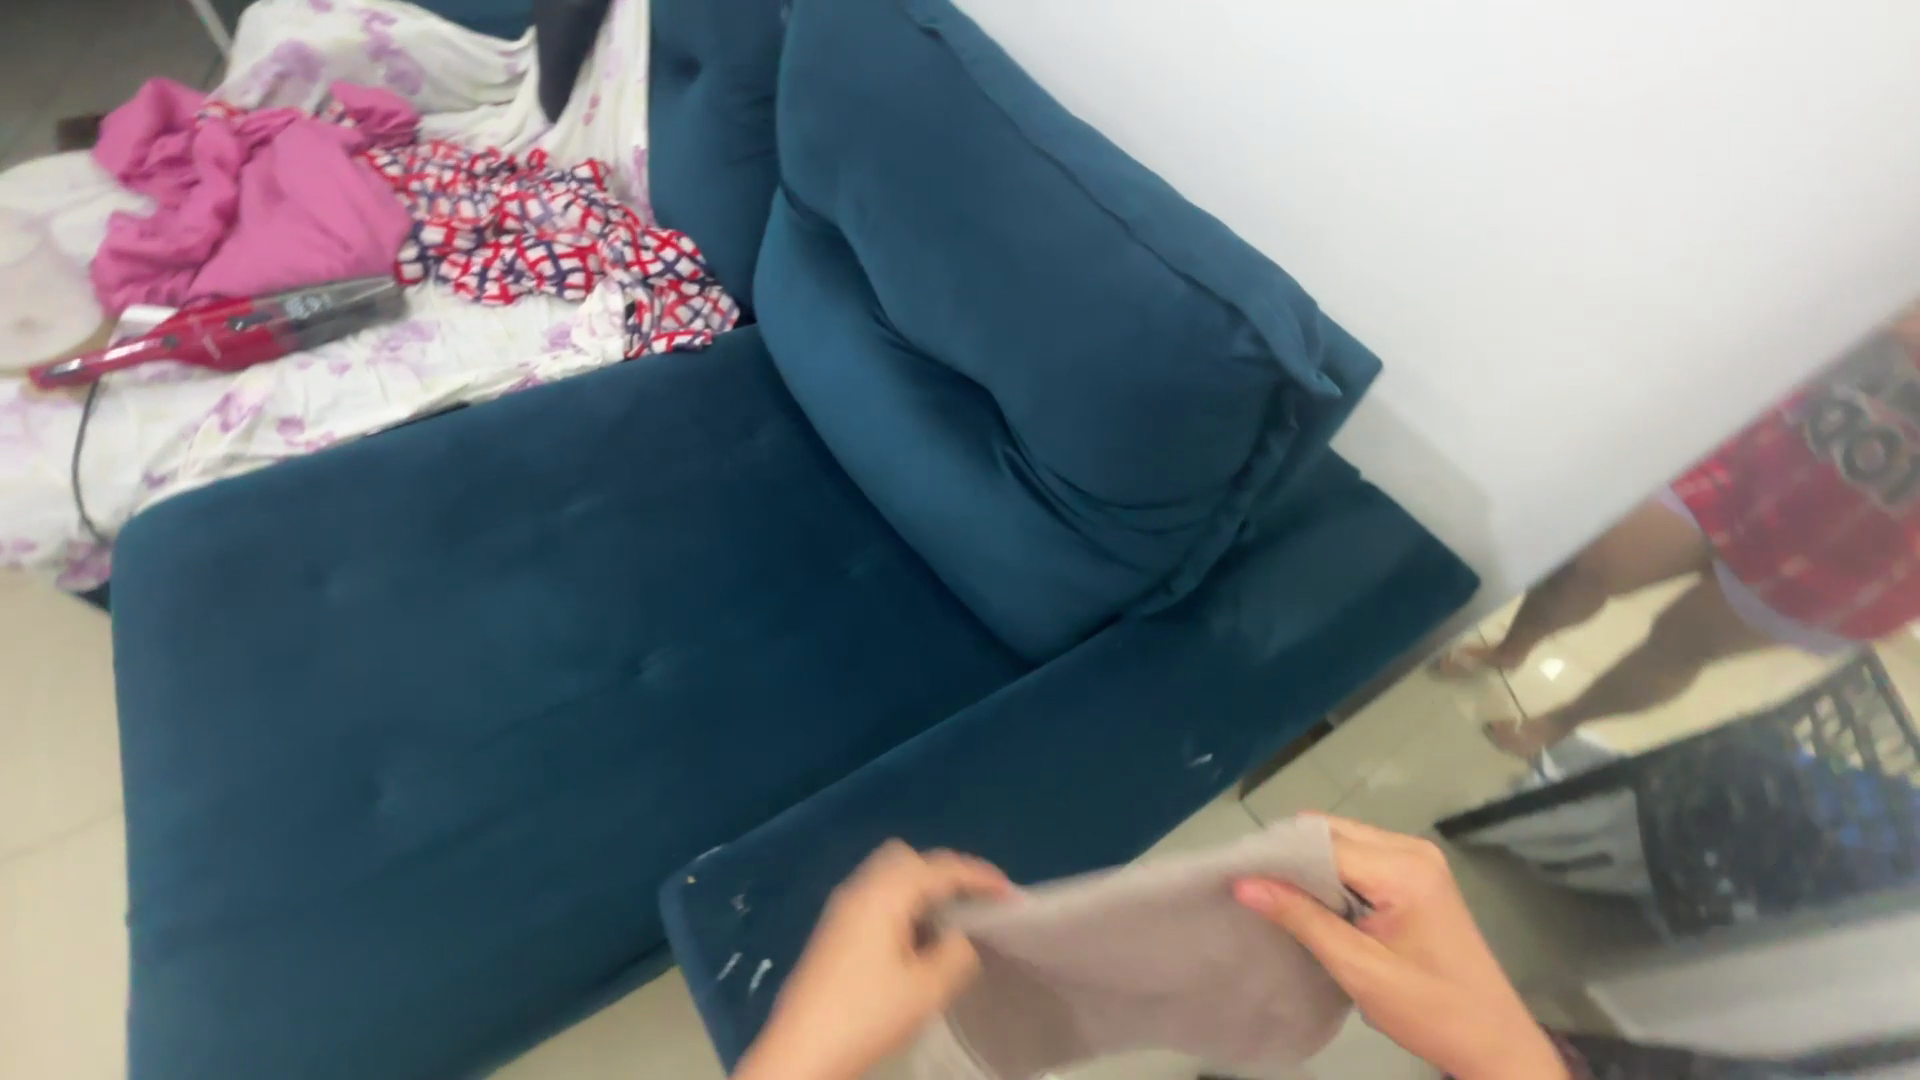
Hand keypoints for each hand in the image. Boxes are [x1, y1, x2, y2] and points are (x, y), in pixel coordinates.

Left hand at [733, 841, 1012, 1079]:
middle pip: (911, 859)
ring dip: (923, 887)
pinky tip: (916, 937)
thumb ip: (954, 955)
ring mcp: (844, 907)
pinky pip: (878, 895)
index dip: (979, 876)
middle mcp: (861, 888)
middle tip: (975, 902)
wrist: (800, 1052)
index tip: (1010, 894)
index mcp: (885, 894)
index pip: (940, 868)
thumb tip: (962, 939)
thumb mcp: (923, 991)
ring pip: (891, 875)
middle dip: (946, 873)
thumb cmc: (864, 1015)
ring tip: (949, 919)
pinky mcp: (836, 929)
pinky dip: (904, 901)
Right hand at [1234, 816, 1569, 1079]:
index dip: (1279, 857)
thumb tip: (1242, 883)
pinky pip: (1357, 853)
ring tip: (1281, 895)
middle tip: (1256, 886)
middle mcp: (1411, 849)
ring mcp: (1417, 858)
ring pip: (1340, 838)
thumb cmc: (1430, 1011)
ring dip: (1311, 865)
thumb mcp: (1359, 969)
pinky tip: (1317, 901)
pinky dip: (1331, 872)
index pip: (1322, 843)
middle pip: (1330, 832)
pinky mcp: (1416, 871)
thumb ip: (1300, 918)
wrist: (1496, 1046)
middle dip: (1292, 857)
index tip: (1240, 874)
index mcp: (1403, 869)